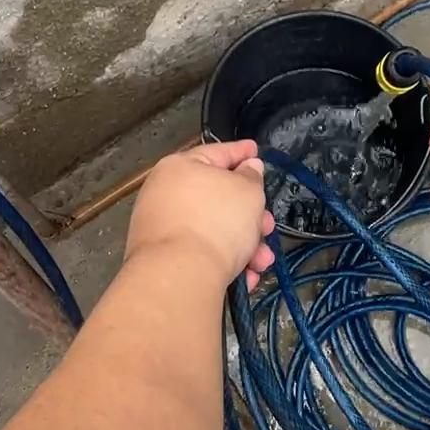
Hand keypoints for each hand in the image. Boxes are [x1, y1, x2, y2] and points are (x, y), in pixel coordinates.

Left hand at [127, 140, 276, 291]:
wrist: (180, 278)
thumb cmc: (215, 223)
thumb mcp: (248, 191)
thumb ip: (252, 176)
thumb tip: (248, 168)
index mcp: (181, 167)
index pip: (219, 152)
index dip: (242, 152)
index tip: (255, 151)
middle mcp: (166, 194)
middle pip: (219, 197)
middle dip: (251, 214)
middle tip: (267, 224)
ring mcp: (162, 228)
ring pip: (214, 229)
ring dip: (245, 244)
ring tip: (262, 260)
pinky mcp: (164, 259)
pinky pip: (202, 252)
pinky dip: (226, 261)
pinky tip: (246, 276)